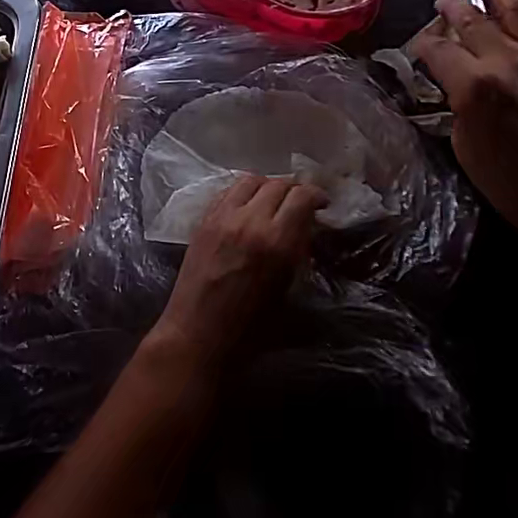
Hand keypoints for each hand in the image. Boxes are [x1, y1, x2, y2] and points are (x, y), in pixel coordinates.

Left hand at [152, 175, 327, 361]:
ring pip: (252, 180)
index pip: (302, 197)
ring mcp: (224, 217)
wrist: (196, 337)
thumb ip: (300, 252)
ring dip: (268, 185)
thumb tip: (307, 227)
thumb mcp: (287, 291)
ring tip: (273, 200)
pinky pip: (228, 191)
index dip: (316, 195)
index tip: (321, 204)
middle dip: (295, 190)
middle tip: (300, 203)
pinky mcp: (204, 221)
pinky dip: (244, 192)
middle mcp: (251, 221)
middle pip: (279, 184)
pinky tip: (248, 206)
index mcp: (277, 242)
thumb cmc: (249, 329)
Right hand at [411, 0, 517, 265]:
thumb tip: (459, 88)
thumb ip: (461, 108)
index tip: (419, 47)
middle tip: (444, 4)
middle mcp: (511, 61)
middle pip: (474, 20)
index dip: (423, 45)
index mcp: (476, 87)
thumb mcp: (468, 151)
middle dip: (453, 9)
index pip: (439, 51)